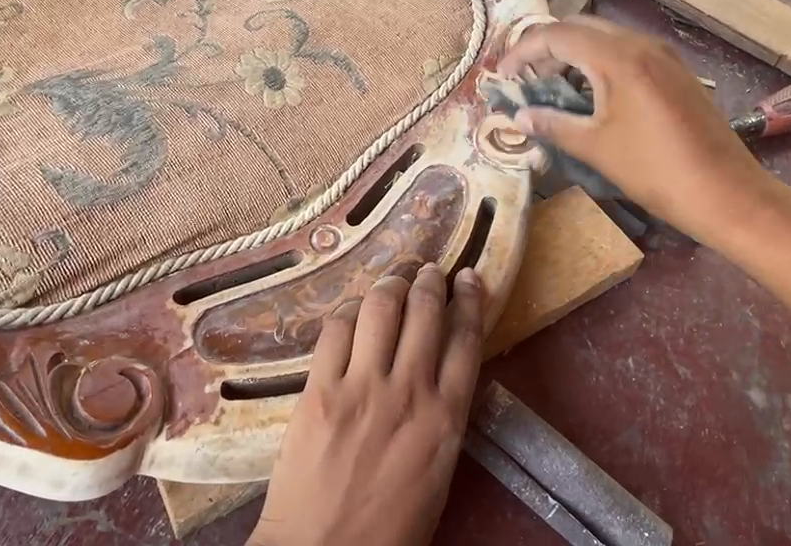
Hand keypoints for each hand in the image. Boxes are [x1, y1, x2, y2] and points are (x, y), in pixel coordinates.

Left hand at [248, 265, 483, 545]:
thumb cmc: (389, 530)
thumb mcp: (436, 473)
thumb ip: (441, 418)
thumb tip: (440, 372)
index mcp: (446, 419)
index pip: (467, 339)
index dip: (471, 299)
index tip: (469, 278)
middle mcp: (409, 391)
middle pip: (425, 311)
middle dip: (430, 281)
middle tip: (429, 271)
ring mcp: (361, 386)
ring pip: (381, 307)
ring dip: (390, 285)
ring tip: (393, 281)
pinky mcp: (319, 388)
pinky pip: (336, 329)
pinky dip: (348, 311)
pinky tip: (351, 311)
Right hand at [497, 16, 778, 245]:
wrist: (728, 194)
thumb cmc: (656, 171)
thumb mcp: (595, 148)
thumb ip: (552, 124)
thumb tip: (518, 115)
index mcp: (618, 57)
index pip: (556, 35)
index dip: (522, 51)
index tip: (502, 74)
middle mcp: (641, 45)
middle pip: (581, 27)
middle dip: (546, 47)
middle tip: (524, 77)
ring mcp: (663, 56)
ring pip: (605, 38)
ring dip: (574, 54)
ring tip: (552, 87)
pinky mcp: (676, 73)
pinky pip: (627, 52)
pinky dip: (599, 62)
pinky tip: (591, 94)